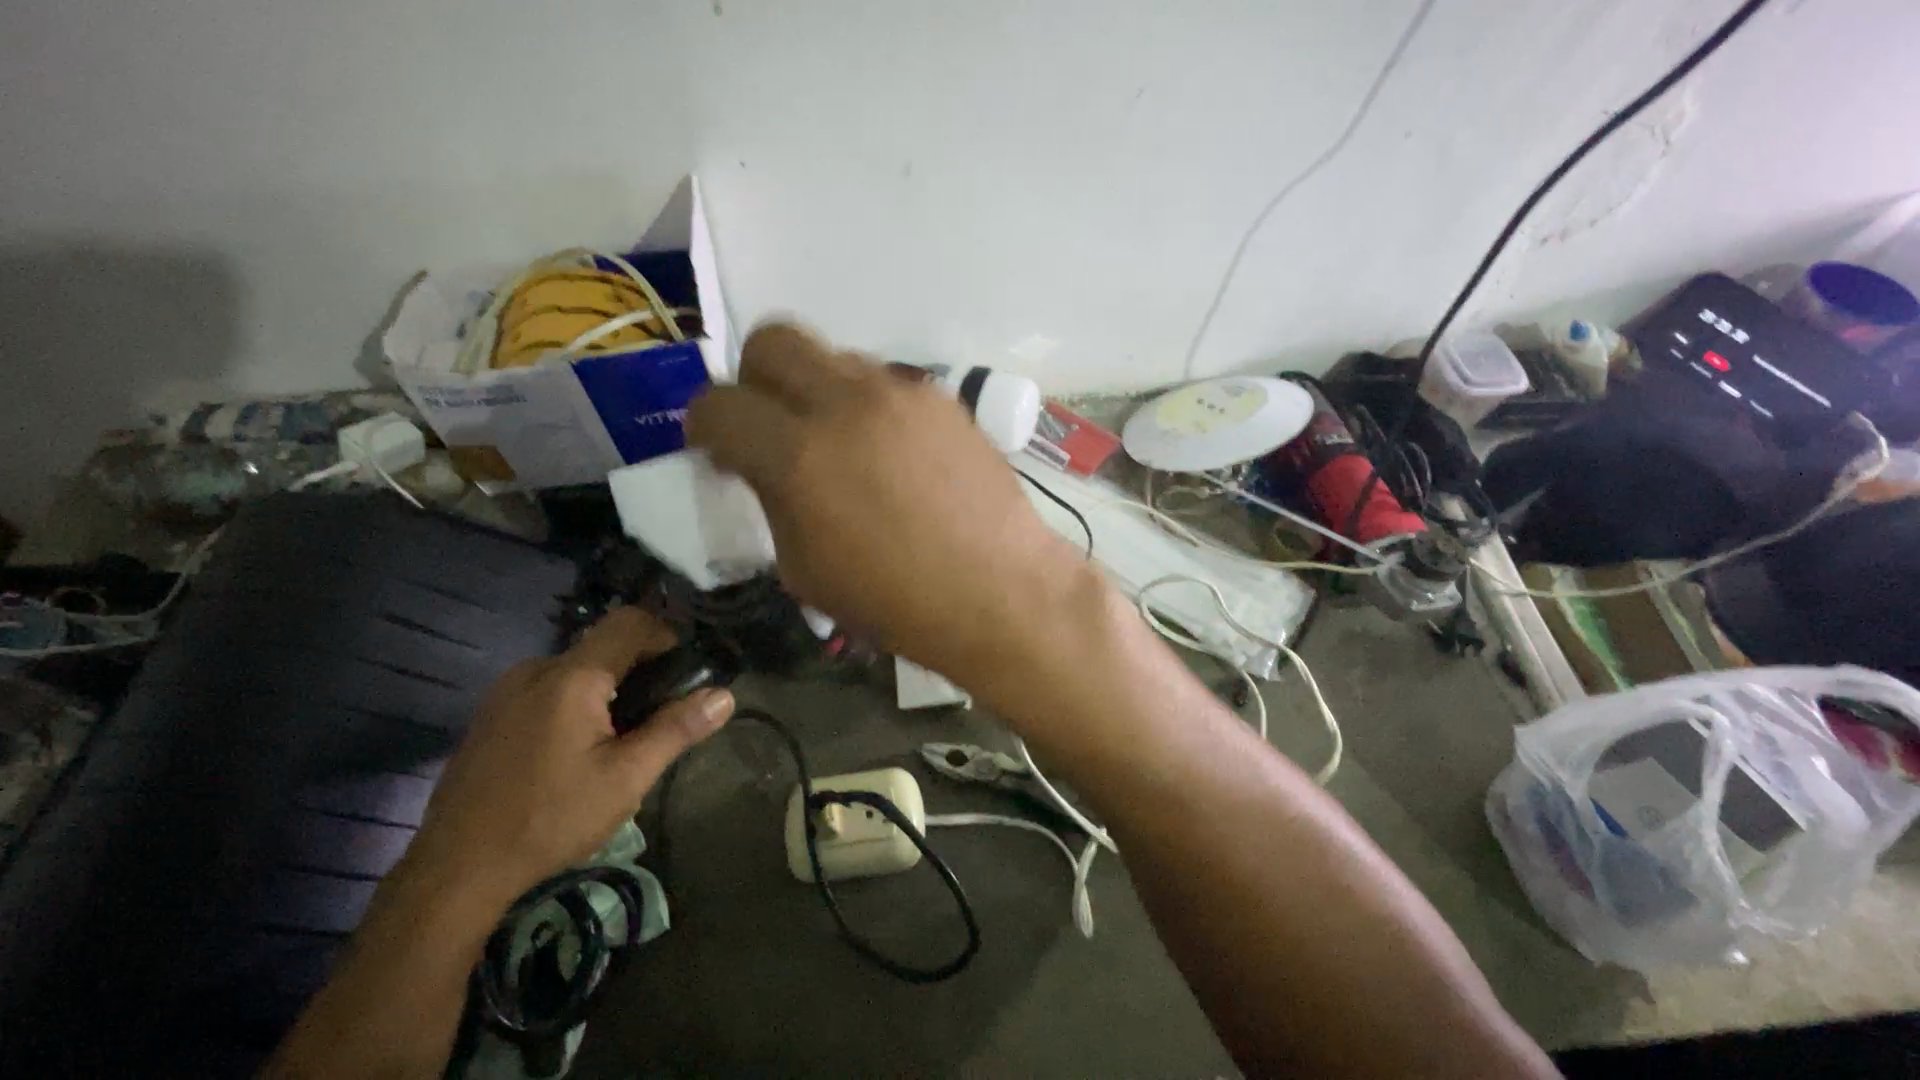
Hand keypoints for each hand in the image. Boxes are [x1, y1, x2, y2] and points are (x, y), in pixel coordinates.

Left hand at [401, 608, 734, 904]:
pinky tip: (573, 754)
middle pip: (602, 647)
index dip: (665, 635)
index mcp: (573, 677)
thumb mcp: (626, 778)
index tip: (685, 673)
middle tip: (657, 719)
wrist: (457, 867)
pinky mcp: (489, 715)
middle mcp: (536, 669)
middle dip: (638, 671)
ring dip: (604, 690)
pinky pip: (545, 689)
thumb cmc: (552, 818)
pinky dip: (573, 703)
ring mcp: (505, 691)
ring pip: (573, 670)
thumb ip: (676, 729)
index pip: (629, 622)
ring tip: (617, 742)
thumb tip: (725, 695)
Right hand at [687, 322, 1090, 680]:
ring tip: (840, 444)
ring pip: (833, 357)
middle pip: (773, 340)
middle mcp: (845, 404)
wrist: (998, 590)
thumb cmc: (895, 601)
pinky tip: (890, 454)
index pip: (717, 404)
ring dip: (817, 391)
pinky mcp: (941, 397)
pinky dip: (868, 407)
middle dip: (755, 377)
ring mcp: (899, 392)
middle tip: (769, 423)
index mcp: (797, 455)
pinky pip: (884, 382)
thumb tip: (759, 465)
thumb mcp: (804, 568)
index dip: (704, 426)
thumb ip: (771, 499)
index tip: (717, 449)